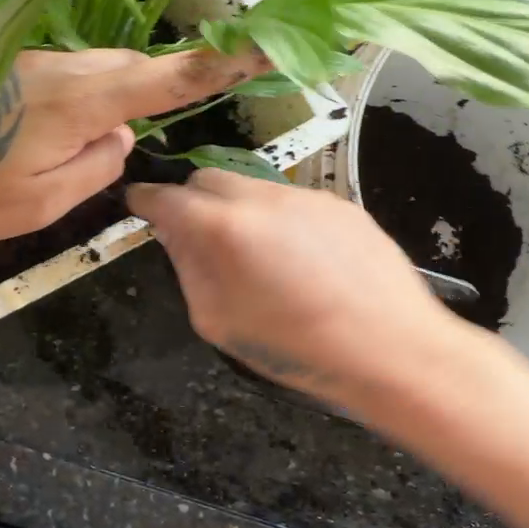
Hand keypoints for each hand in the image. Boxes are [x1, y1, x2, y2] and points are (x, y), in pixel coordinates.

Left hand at [0, 48, 272, 246]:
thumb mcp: (34, 207)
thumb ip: (93, 171)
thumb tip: (120, 139)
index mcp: (79, 99)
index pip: (165, 75)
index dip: (220, 63)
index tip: (270, 46)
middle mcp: (57, 65)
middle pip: (125, 69)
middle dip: (145, 93)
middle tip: (123, 140)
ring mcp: (20, 61)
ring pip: (85, 72)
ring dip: (94, 103)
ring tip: (58, 152)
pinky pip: (48, 77)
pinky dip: (60, 100)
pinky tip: (26, 137)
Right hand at [126, 170, 462, 399]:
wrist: (393, 349)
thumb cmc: (292, 344)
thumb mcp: (214, 318)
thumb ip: (187, 267)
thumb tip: (175, 236)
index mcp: (223, 227)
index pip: (165, 196)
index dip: (143, 200)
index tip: (135, 206)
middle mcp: (262, 199)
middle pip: (206, 177)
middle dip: (189, 199)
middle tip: (191, 236)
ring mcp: (306, 198)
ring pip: (249, 187)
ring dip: (233, 209)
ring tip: (250, 256)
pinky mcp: (341, 206)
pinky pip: (288, 202)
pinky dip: (273, 219)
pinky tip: (293, 260)